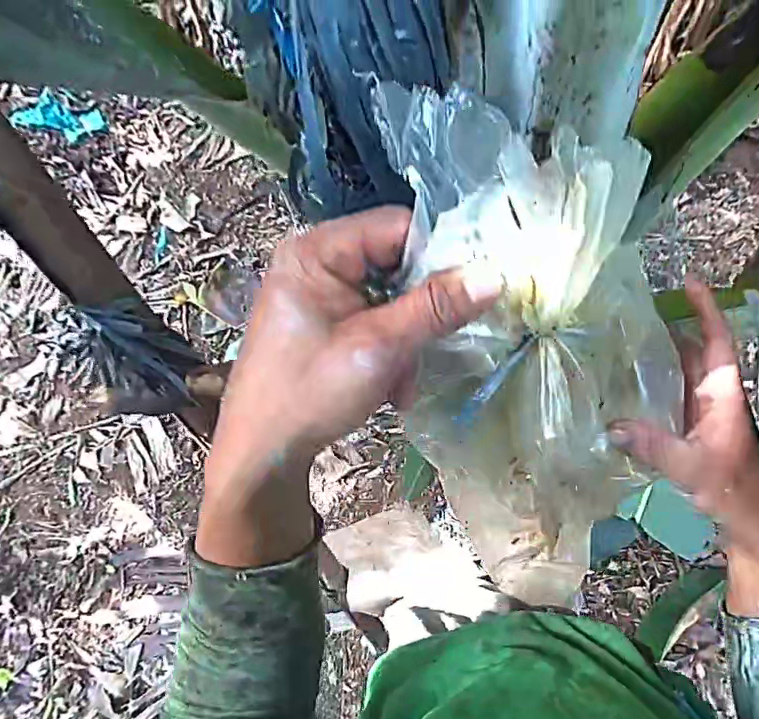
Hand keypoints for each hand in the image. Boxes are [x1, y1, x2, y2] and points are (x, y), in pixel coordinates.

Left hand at [198, 207, 500, 567]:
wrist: (264, 451)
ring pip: (394, 304)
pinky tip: (389, 388)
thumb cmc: (310, 393)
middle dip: (420, 316)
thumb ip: (435, 309)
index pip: (397, 228)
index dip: (438, 257)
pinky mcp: (329, 328)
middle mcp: (319, 265)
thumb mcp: (379, 348)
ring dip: (409, 345)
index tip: (468, 294)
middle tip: (428, 350)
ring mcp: (323, 299)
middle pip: (398, 269)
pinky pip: (379, 327)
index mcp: (318, 252)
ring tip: (400, 383)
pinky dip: (392, 357)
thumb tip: (494, 275)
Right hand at [608, 279, 758, 617]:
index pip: (717, 339)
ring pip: (683, 376)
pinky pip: (674, 400)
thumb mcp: (688, 464)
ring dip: (660, 361)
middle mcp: (716, 396)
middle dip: (670, 331)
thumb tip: (612, 428)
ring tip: (625, 347)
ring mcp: (706, 414)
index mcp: (724, 393)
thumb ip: (651, 444)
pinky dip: (656, 391)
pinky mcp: (697, 432)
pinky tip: (631, 393)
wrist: (747, 519)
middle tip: (634, 318)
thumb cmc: (729, 488)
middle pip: (694, 352)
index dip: (705, 308)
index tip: (689, 282)